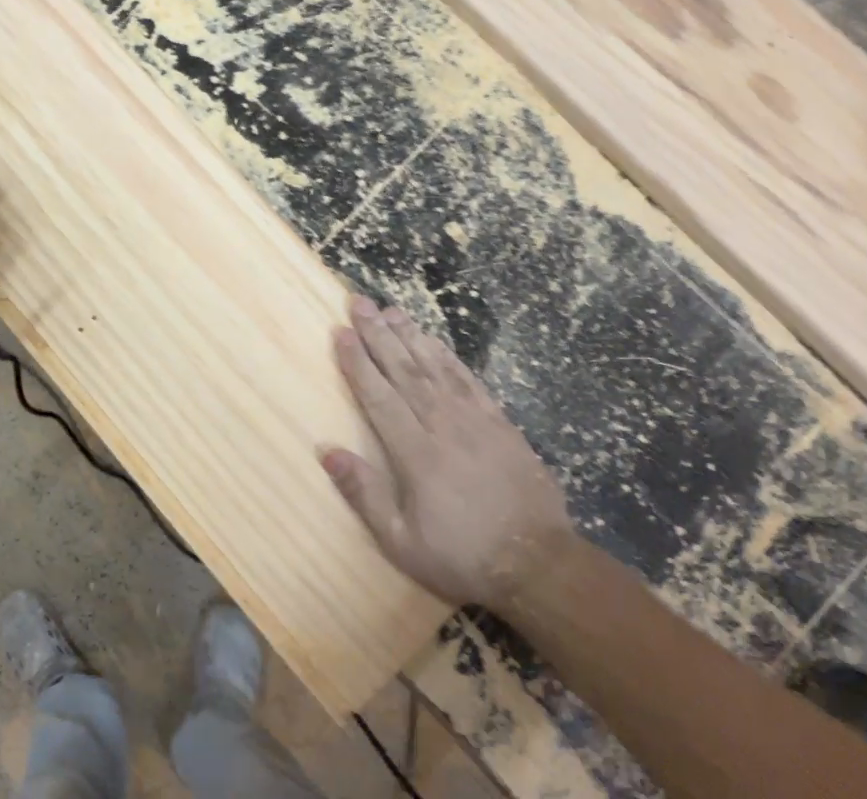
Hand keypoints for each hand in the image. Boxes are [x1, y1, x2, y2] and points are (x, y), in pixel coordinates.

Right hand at [320, 296, 574, 609]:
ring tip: (393, 310)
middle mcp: (445, 426)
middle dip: (380, 335)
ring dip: (412, 337)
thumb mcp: (401, 541)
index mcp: (416, 453)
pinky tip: (436, 343)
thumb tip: (327, 451)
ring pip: (437, 368)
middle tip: (360, 302)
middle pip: (405, 371)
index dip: (358, 362)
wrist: (539, 564)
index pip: (379, 397)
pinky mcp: (502, 425)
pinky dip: (450, 358)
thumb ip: (364, 493)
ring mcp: (477, 422)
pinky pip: (470, 381)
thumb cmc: (461, 556)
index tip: (341, 331)